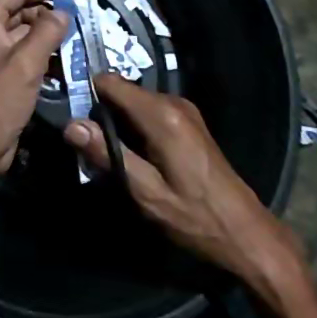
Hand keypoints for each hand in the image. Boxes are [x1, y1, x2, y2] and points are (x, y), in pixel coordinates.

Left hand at [0, 0, 67, 181]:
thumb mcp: (27, 62)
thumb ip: (47, 31)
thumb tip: (64, 11)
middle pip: (24, 8)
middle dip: (52, 14)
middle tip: (85, 22)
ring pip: (28, 31)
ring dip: (52, 37)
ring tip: (82, 43)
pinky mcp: (2, 70)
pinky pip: (27, 52)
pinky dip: (46, 55)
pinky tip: (68, 65)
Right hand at [64, 74, 311, 309]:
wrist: (248, 235)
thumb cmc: (196, 217)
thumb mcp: (147, 192)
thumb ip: (108, 154)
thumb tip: (71, 124)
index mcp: (161, 115)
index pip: (110, 82)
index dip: (86, 93)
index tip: (67, 111)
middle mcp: (173, 103)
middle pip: (121, 91)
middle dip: (99, 110)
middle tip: (81, 141)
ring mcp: (184, 111)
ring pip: (134, 102)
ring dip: (115, 121)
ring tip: (101, 150)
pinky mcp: (188, 123)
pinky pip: (149, 112)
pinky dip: (133, 126)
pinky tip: (128, 154)